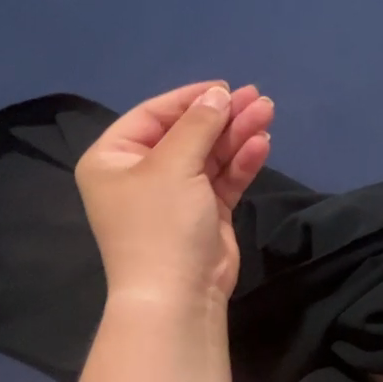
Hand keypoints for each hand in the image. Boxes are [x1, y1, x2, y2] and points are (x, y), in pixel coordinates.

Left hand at [75, 81, 274, 308]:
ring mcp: (176, 194)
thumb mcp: (174, 165)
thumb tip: (220, 95)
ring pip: (211, 154)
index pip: (153, 115)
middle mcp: (142, 173)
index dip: (190, 99)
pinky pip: (224, 178)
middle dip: (222, 116)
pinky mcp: (206, 212)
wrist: (178, 293)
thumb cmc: (160, 223)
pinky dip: (242, 161)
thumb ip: (199, 125)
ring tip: (268, 113)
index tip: (225, 88)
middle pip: (187, 133)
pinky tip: (262, 143)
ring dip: (238, 134)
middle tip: (257, 97)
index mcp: (114, 159)